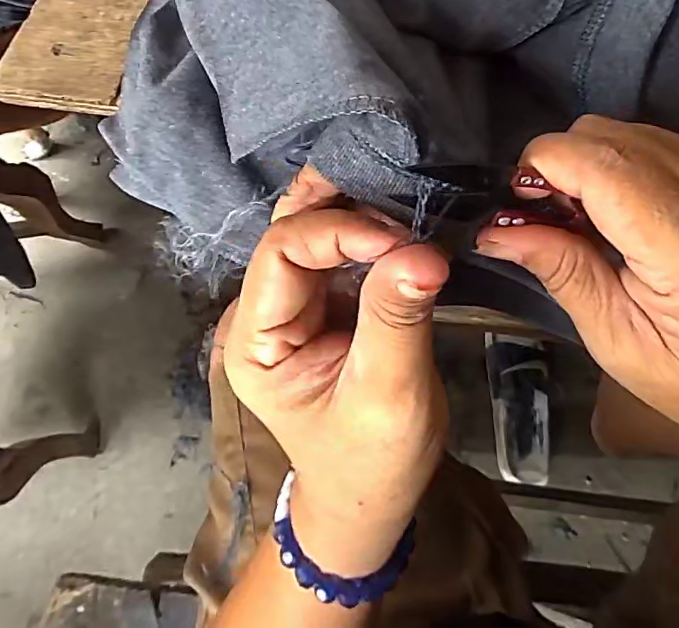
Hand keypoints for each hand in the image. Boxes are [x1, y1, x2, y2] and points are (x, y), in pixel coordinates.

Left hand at [220, 166, 450, 576]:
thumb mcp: (387, 396)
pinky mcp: (329, 300)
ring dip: (353, 206)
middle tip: (390, 181)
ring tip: (399, 193)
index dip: (335, 233)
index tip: (398, 239)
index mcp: (256, 339)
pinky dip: (371, 226)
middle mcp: (266, 310)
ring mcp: (297, 302)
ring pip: (313, 229)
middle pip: (289, 231)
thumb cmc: (370, 462)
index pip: (280, 254)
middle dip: (335, 202)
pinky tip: (401, 217)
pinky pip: (343, 247)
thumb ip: (396, 318)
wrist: (371, 497)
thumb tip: (422, 251)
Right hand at [475, 116, 678, 468]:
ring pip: (625, 130)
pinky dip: (622, 163)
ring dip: (590, 163)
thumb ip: (561, 272)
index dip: (545, 167)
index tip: (524, 203)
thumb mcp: (619, 344)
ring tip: (598, 218)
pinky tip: (632, 208)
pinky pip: (653, 138)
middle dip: (559, 164)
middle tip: (557, 218)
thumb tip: (494, 229)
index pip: (603, 167)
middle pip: (607, 137)